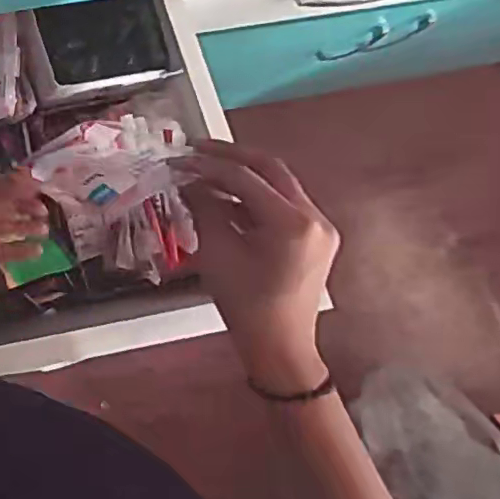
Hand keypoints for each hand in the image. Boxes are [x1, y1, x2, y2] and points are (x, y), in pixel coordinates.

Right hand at [178, 140, 338, 393]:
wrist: (279, 348)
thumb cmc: (246, 305)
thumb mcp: (217, 252)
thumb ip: (204, 207)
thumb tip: (189, 181)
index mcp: (292, 223)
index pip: (245, 177)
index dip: (207, 166)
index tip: (179, 160)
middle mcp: (314, 217)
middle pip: (269, 168)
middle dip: (230, 157)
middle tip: (197, 150)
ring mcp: (320, 227)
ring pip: (276, 183)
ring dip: (241, 176)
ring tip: (205, 175)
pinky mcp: (316, 237)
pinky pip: (281, 203)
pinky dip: (253, 197)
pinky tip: (225, 200)